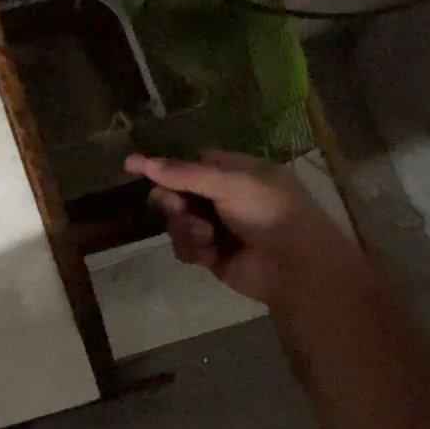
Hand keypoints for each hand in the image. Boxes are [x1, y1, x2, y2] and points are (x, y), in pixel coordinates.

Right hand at [124, 150, 360, 306]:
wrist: (295, 267)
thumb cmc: (270, 213)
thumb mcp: (230, 184)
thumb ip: (184, 174)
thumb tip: (139, 161)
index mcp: (236, 172)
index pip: (191, 163)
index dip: (164, 166)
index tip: (134, 166)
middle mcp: (224, 197)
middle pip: (176, 193)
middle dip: (173, 203)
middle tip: (178, 210)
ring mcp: (217, 227)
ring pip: (176, 222)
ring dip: (185, 229)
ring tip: (205, 239)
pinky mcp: (211, 254)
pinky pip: (184, 246)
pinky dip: (192, 250)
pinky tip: (208, 255)